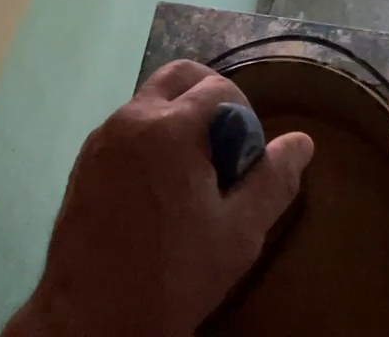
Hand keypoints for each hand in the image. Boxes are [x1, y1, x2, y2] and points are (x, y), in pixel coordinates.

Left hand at [3, 60, 314, 336]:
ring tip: (193, 170)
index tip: (248, 154)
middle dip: (210, 94)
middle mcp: (133, 117)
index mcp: (170, 128)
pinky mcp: (86, 156)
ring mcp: (104, 134)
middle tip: (225, 142)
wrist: (91, 316)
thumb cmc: (172, 275)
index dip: (244, 112)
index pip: (218, 88)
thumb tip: (302, 142)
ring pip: (151, 98)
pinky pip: (127, 125)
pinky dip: (150, 135)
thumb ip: (273, 181)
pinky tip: (159, 185)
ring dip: (178, 114)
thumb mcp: (238, 234)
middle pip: (179, 75)